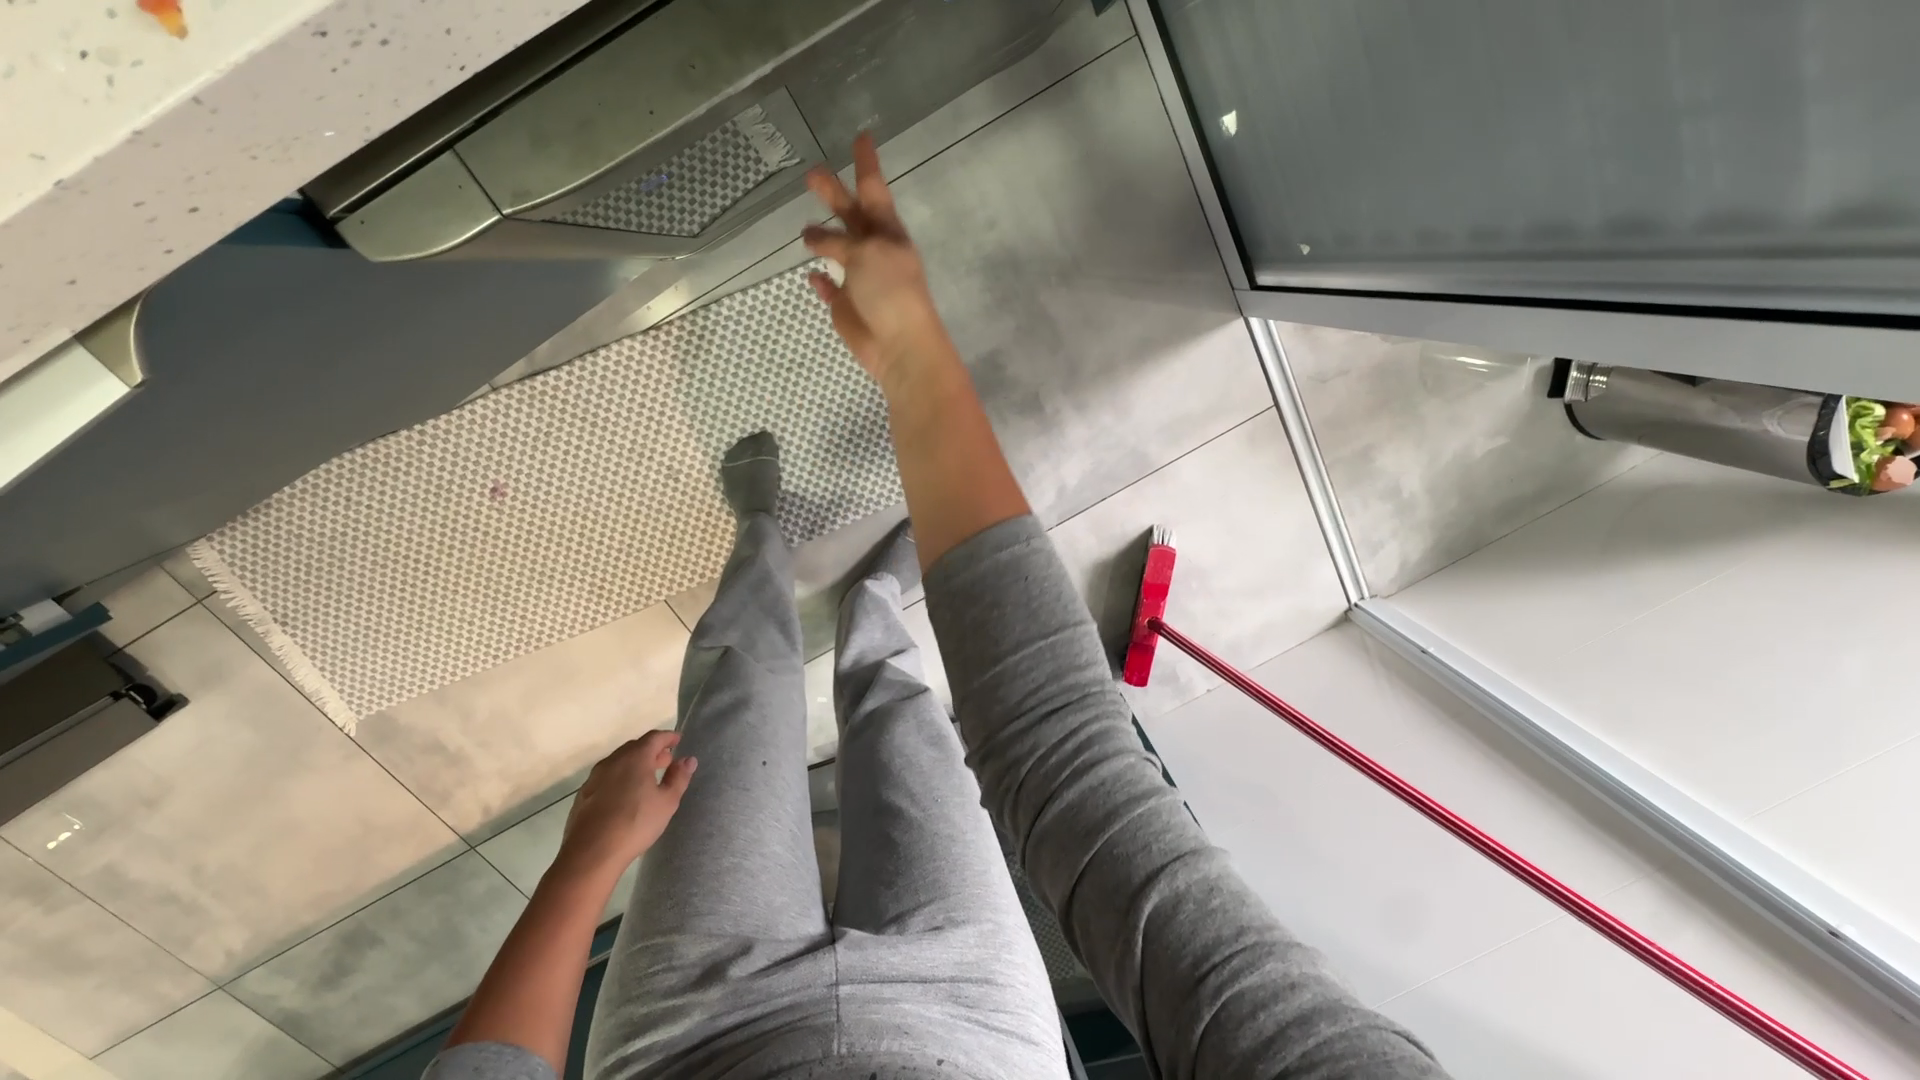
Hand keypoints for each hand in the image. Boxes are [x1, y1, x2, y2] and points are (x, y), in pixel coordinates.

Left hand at [554, 731, 695, 882]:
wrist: (591, 853)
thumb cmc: (636, 824)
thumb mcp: (667, 802)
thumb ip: (679, 777)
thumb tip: (688, 759)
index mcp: (635, 758)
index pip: (654, 737)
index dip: (668, 737)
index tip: (678, 740)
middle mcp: (613, 761)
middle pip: (635, 747)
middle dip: (652, 750)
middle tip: (666, 761)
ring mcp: (595, 777)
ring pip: (619, 761)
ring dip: (635, 764)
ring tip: (646, 778)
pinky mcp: (584, 794)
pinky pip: (606, 776)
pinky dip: (620, 777)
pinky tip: (624, 795)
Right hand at [802, 132, 944, 387]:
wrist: (899, 345)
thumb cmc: (891, 291)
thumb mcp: (865, 253)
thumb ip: (837, 241)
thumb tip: (811, 240)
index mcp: (887, 232)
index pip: (873, 188)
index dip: (866, 164)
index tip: (863, 136)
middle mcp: (874, 250)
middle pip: (850, 215)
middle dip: (832, 195)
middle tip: (810, 174)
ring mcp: (860, 279)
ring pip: (837, 251)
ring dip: (822, 239)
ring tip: (803, 230)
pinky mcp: (846, 306)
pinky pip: (830, 287)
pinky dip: (820, 280)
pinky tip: (812, 275)